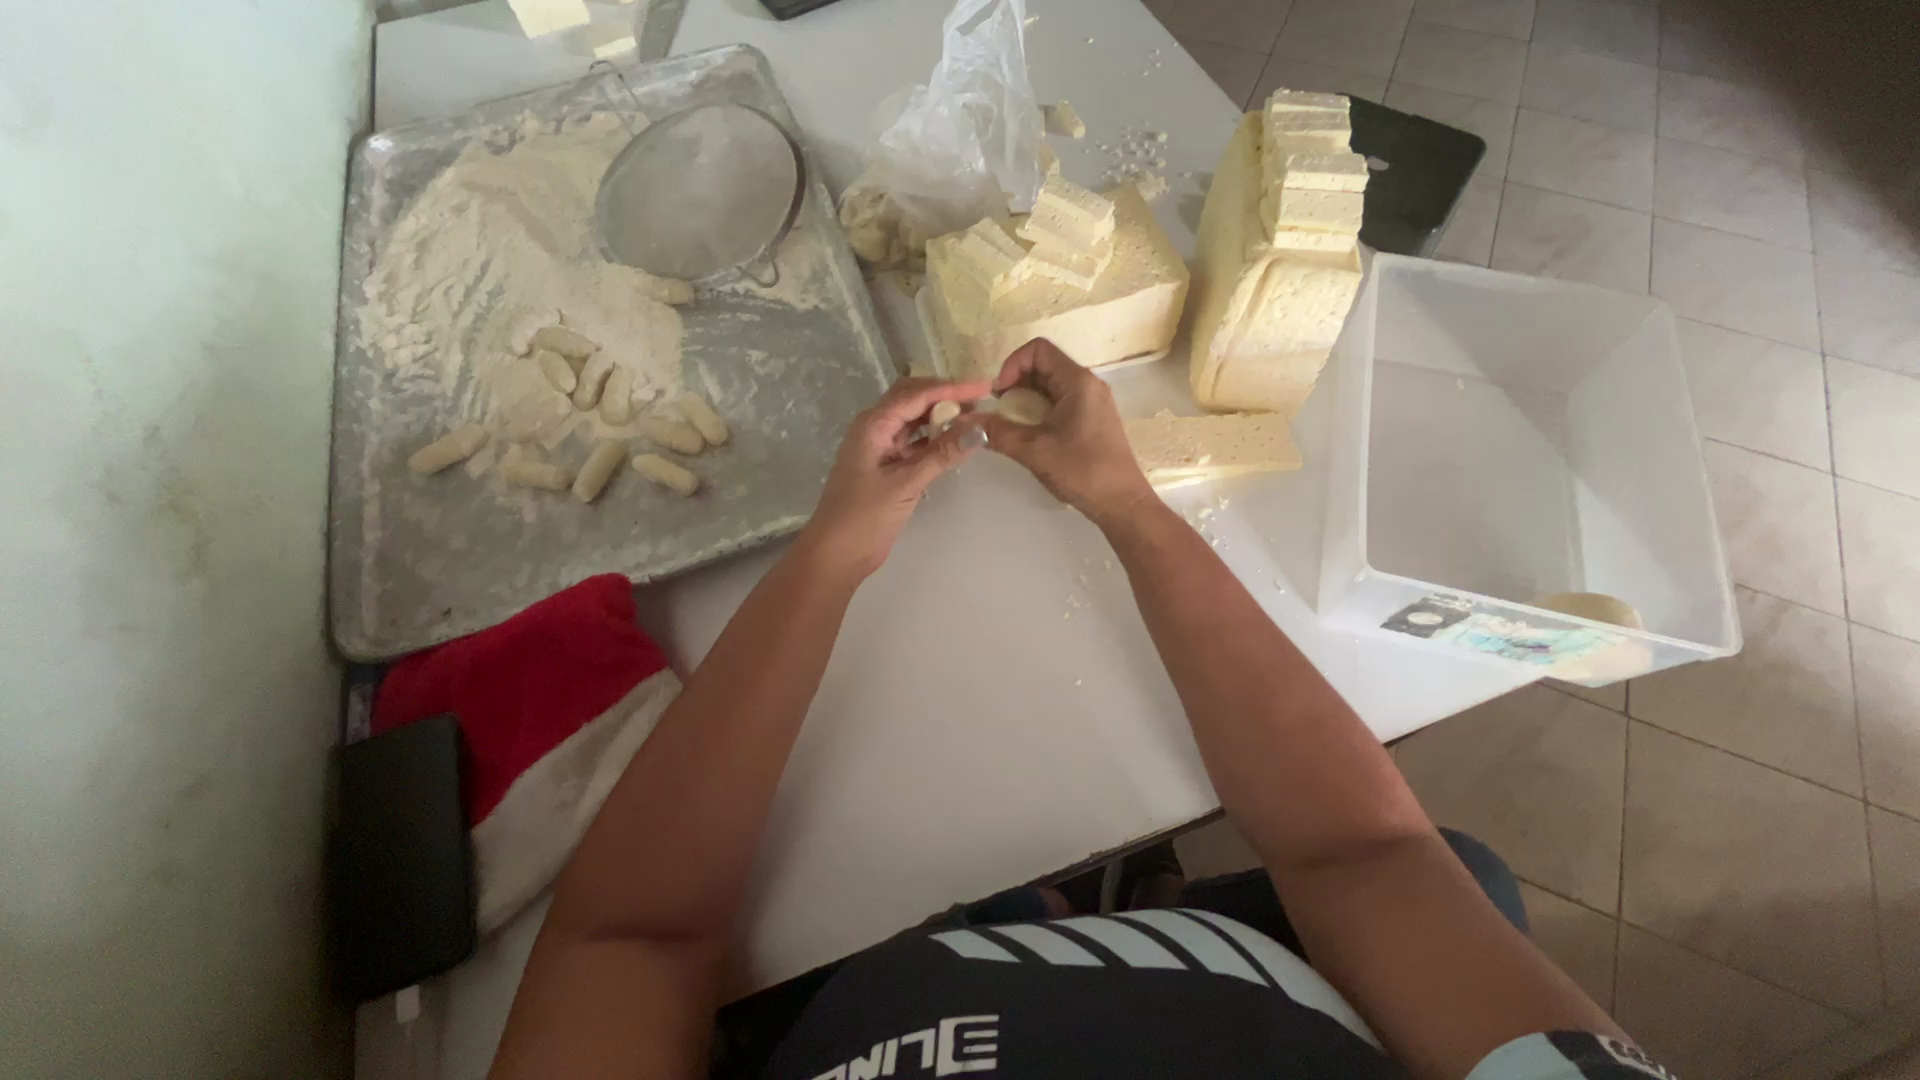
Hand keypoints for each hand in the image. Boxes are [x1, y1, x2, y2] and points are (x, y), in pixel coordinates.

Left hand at [801, 375, 992, 577]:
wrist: (836, 554)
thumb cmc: (863, 517)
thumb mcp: (905, 484)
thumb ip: (941, 455)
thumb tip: (979, 430)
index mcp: (873, 425)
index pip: (917, 394)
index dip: (952, 388)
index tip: (985, 386)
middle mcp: (875, 428)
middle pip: (913, 398)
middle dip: (945, 395)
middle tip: (980, 399)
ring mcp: (880, 448)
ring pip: (914, 420)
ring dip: (941, 417)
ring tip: (973, 418)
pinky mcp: (887, 467)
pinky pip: (914, 442)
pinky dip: (934, 439)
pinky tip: (955, 443)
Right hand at [960, 339, 1153, 526]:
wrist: (1121, 502)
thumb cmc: (1082, 471)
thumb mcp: (1034, 451)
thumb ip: (998, 432)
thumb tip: (965, 423)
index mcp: (1078, 382)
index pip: (1038, 350)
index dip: (1012, 365)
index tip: (999, 394)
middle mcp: (1087, 385)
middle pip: (1043, 366)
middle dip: (1015, 383)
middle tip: (1000, 411)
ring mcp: (1091, 402)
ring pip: (1050, 386)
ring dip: (1025, 399)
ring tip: (1011, 425)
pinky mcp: (1091, 419)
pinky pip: (1059, 403)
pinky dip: (1039, 411)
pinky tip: (1030, 435)